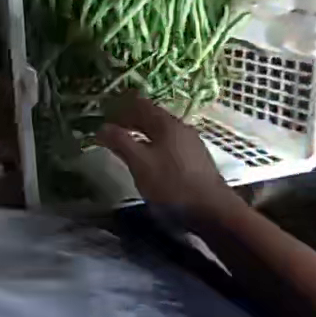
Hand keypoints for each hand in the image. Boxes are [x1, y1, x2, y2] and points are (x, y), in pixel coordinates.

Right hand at [96, 93, 230, 213]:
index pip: (140, 104)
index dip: (120, 106)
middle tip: (110, 127)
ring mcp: (191, 144)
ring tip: (125, 142)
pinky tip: (148, 156)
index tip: (103, 112)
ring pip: (160, 130)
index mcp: (167, 124)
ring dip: (141, 132)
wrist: (213, 211)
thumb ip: (120, 142)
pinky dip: (153, 143)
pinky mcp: (196, 160)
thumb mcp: (140, 163)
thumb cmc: (172, 184)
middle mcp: (181, 128)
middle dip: (129, 119)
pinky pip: (169, 142)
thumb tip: (102, 127)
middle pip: (151, 116)